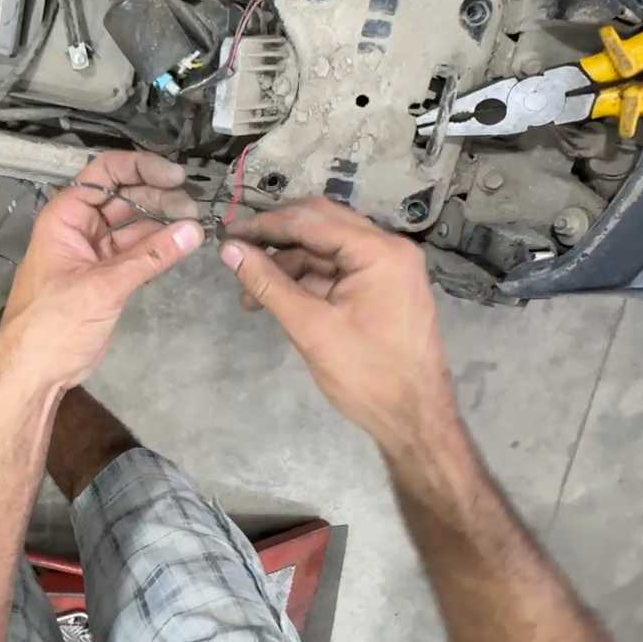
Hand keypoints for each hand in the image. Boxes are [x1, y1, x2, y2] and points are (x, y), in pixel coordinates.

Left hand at [0, 151, 204, 400]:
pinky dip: (157, 247)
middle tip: (195, 204)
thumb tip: (193, 230)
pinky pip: (135, 250)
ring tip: (196, 222)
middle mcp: (78, 227)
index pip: (104, 174)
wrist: (34, 372)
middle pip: (122, 196)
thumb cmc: (53, 324)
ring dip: (162, 221)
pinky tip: (182, 243)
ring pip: (132, 223)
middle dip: (158, 196)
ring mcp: (93, 252)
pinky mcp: (106, 276)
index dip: (140, 168)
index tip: (176, 176)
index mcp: (64, 217)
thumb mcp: (102, 287)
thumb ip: (150, 257)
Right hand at [219, 197, 458, 456]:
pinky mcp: (379, 286)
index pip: (312, 221)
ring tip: (249, 292)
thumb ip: (268, 283)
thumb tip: (229, 249)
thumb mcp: (310, 328)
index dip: (265, 224)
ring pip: (323, 248)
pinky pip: (334, 270)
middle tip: (235, 249)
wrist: (415, 421)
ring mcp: (386, 267)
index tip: (227, 232)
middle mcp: (387, 249)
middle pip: (320, 224)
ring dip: (286, 263)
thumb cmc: (367, 375)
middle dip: (275, 237)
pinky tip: (274, 298)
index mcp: (380, 252)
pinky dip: (303, 280)